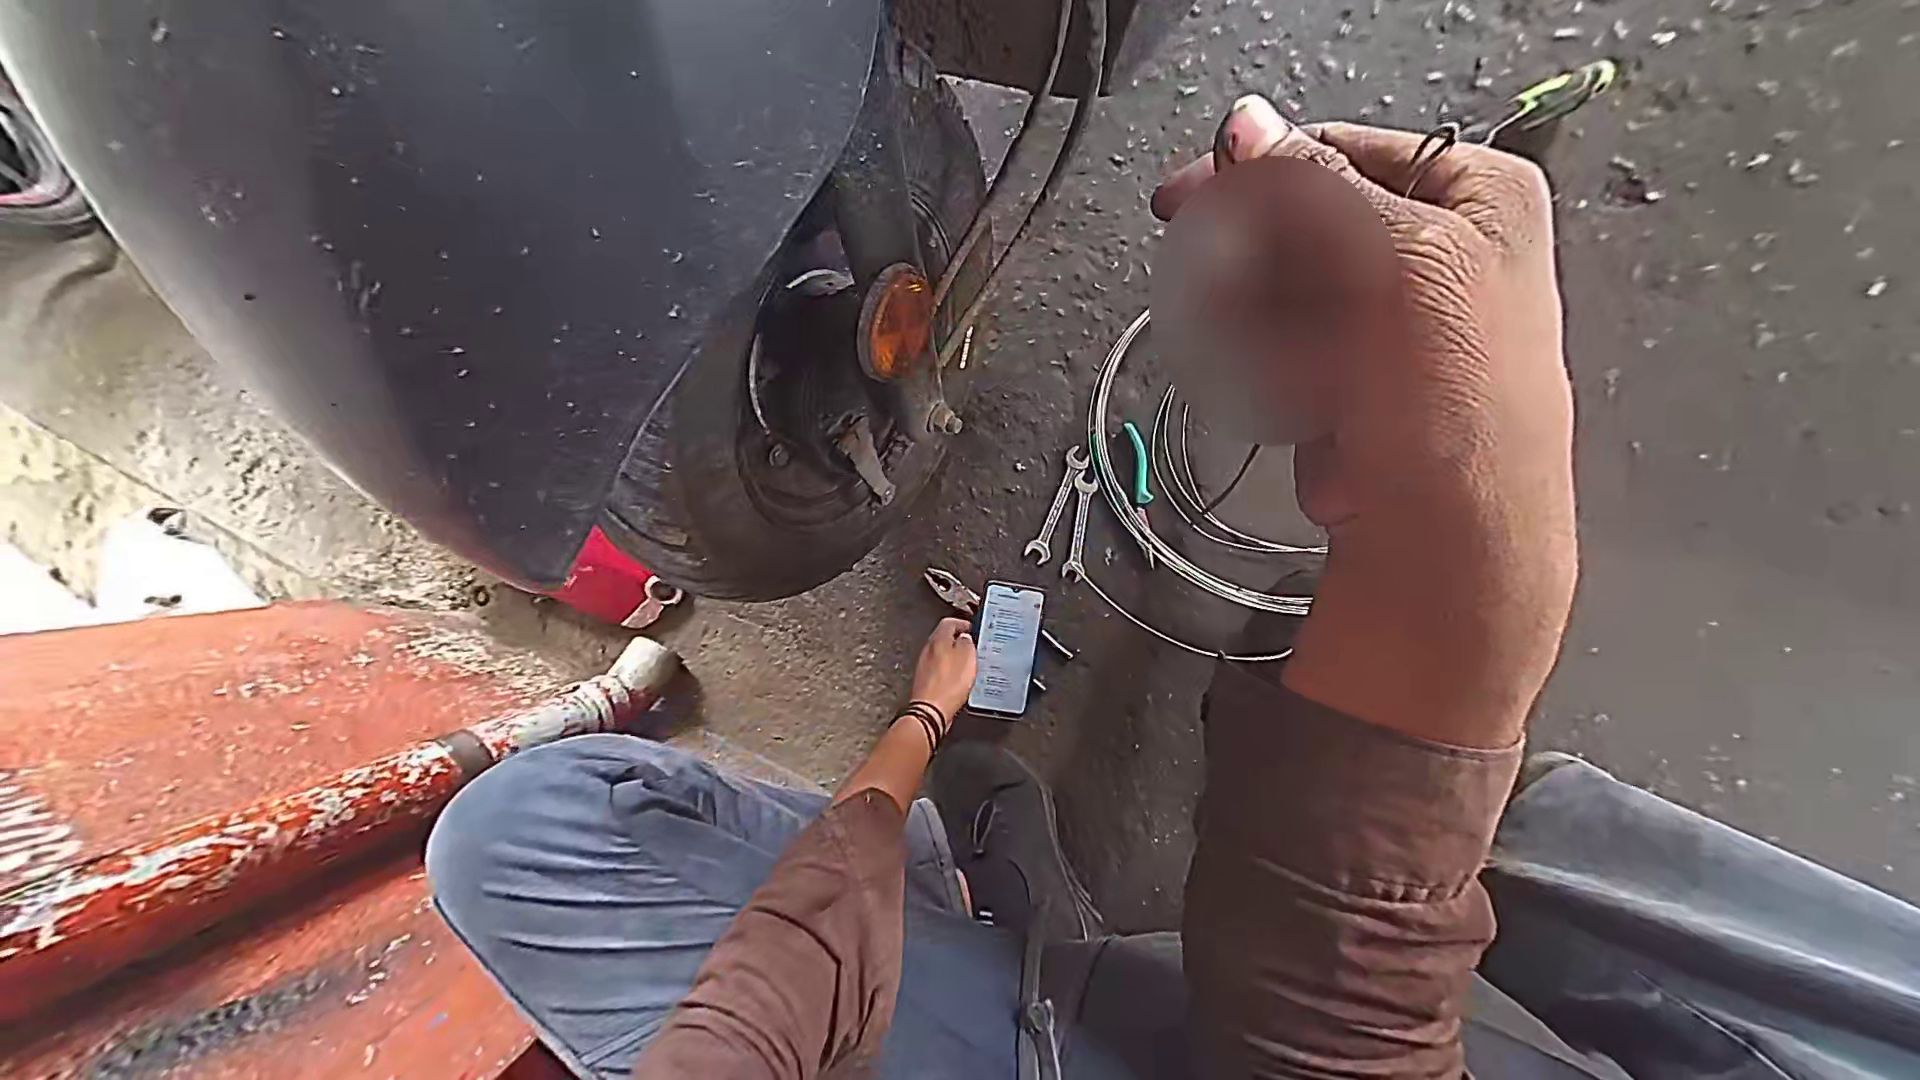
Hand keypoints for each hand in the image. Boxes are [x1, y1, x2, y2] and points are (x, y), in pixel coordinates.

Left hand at [909, 618, 976, 729]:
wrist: (931, 710)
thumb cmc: (949, 684)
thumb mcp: (967, 657)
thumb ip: (967, 642)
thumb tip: (966, 637)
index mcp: (938, 640)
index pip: (949, 622)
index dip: (963, 623)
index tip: (972, 629)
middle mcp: (928, 650)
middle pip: (944, 637)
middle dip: (958, 640)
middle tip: (972, 645)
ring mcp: (925, 665)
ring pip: (941, 653)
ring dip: (954, 655)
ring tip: (967, 663)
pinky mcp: (926, 680)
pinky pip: (939, 669)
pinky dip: (949, 670)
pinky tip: (957, 679)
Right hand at [1153, 96, 1577, 747]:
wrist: (1436, 524)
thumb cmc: (1443, 388)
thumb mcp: (1395, 263)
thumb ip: (1312, 190)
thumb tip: (1239, 126)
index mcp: (1464, 196)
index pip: (1335, 157)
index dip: (1255, 173)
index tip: (1182, 197)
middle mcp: (1421, 249)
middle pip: (1296, 226)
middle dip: (1248, 260)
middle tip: (1212, 289)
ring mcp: (1370, 317)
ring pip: (1273, 288)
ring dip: (1249, 319)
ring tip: (1271, 366)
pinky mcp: (1332, 370)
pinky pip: (1273, 342)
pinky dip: (1258, 359)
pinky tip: (1277, 391)